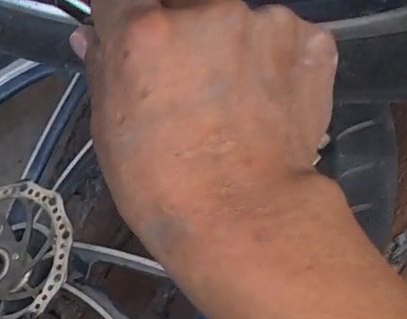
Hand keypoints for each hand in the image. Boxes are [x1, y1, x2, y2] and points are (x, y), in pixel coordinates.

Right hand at [73, 0, 337, 268]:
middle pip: (181, 6)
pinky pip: (275, 40)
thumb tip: (95, 38)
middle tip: (168, 87)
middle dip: (172, 36)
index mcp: (146, 33)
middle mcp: (208, 9)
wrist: (239, 210)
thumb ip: (104, 71)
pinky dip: (261, 64)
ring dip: (219, 50)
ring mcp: (267, 19)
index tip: (113, 32)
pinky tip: (250, 107)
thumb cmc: (157, 182)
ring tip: (215, 106)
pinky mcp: (312, 36)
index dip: (114, 16)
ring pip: (230, 23)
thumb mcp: (107, 131)